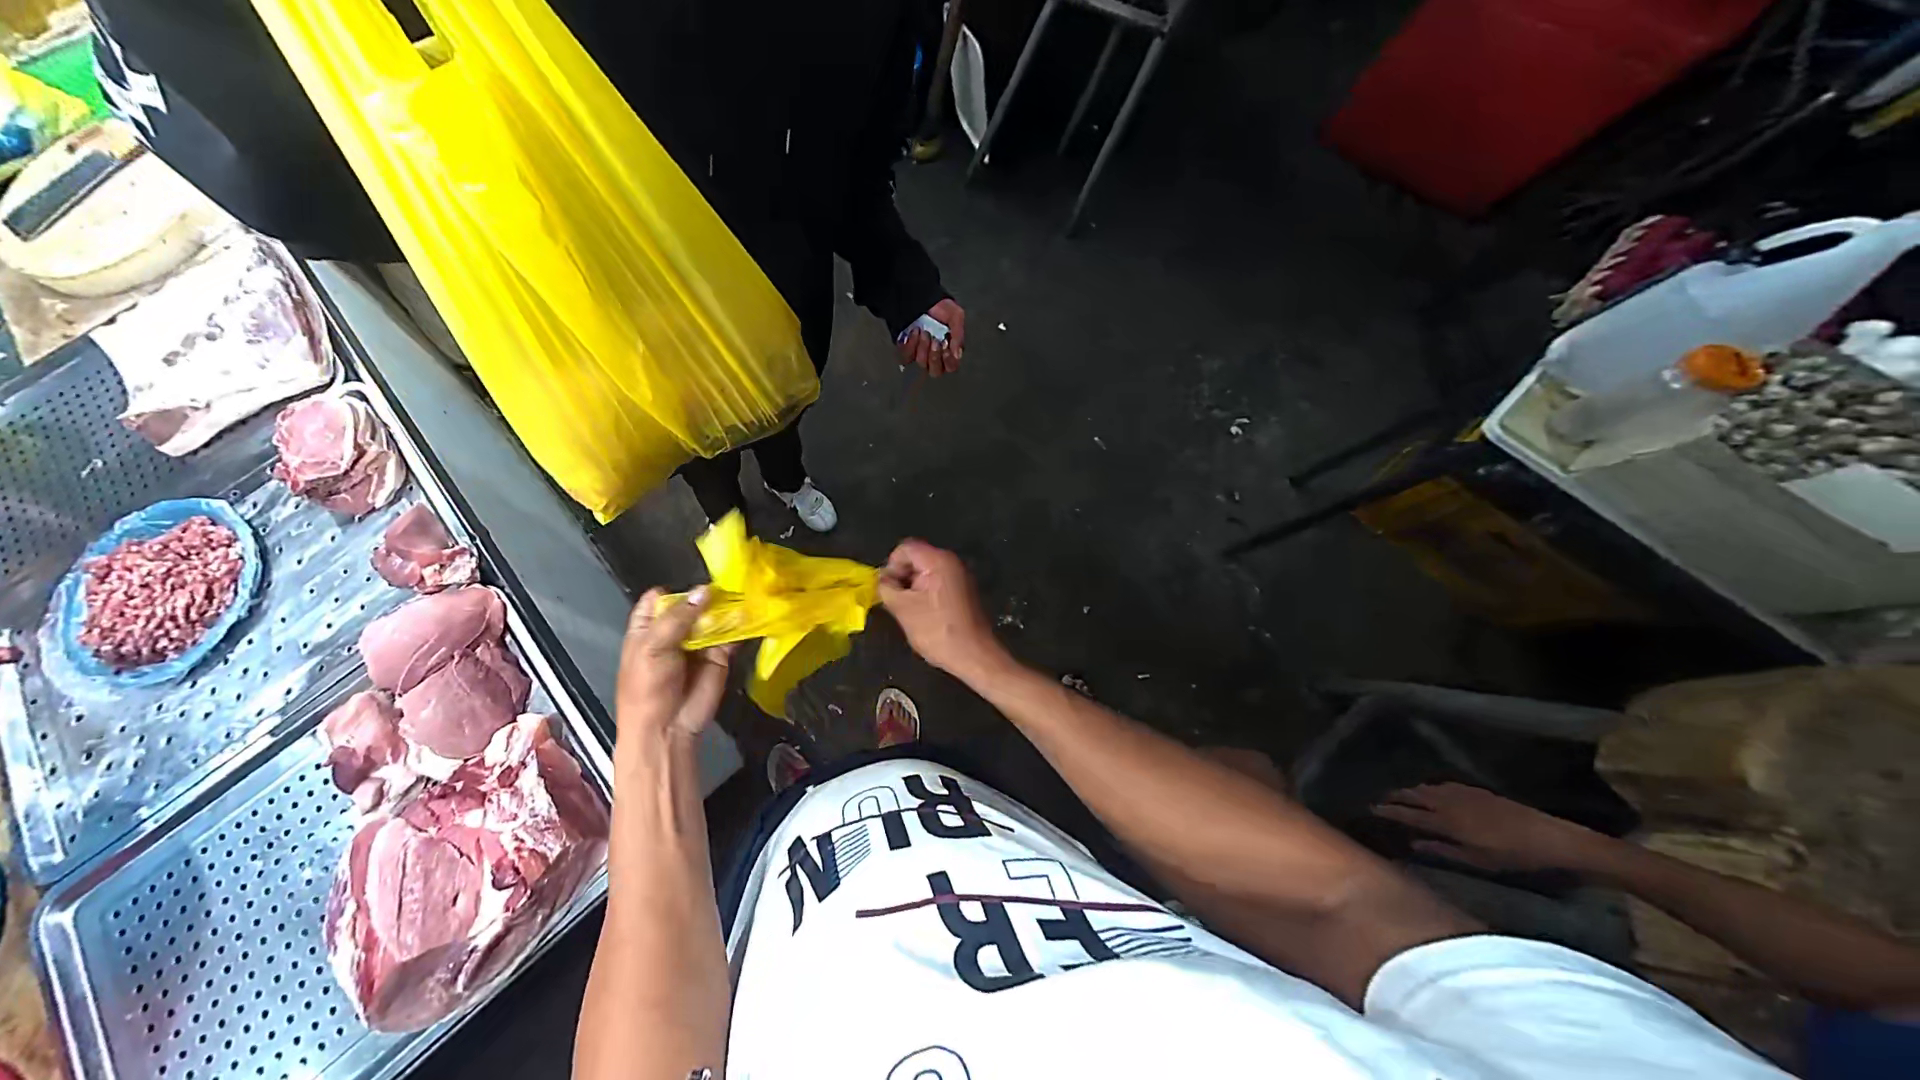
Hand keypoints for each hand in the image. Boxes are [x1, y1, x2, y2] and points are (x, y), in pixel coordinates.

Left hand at [615, 586, 731, 745]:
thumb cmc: (648, 688)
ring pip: (715, 617)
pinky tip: (749, 615)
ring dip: (728, 608)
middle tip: (728, 584)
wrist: (667, 729)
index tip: (695, 585)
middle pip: (693, 604)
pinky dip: (741, 626)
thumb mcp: (653, 647)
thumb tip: (704, 591)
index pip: (661, 598)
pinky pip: (732, 636)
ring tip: (742, 595)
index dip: (677, 590)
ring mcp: (699, 643)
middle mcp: (674, 631)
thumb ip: (679, 617)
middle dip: (708, 596)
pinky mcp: (720, 656)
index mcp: (648, 627)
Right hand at [878, 539, 1002, 677]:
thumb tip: (882, 579)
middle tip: (895, 601)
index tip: (888, 588)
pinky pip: (937, 583)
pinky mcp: (962, 591)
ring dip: (912, 588)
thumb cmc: (937, 630)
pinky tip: (922, 615)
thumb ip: (886, 588)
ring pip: (925, 572)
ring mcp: (959, 576)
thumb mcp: (903, 608)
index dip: (891, 565)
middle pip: (916, 558)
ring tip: (908, 611)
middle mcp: (951, 562)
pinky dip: (925, 594)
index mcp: (938, 560)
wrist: (973, 654)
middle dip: (901, 577)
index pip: (905, 548)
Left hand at [896, 298, 965, 377]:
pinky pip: (907, 357)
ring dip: (923, 348)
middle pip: (935, 371)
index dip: (948, 360)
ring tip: (924, 332)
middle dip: (934, 357)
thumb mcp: (956, 317)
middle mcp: (935, 356)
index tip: (946, 345)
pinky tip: (914, 332)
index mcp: (950, 351)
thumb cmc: (941, 308)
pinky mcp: (907, 350)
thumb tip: (957, 355)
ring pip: (921, 364)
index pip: (951, 367)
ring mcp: (920, 354)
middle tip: (935, 340)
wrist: (922, 296)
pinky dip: (910, 345)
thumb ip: (959, 336)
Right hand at [1373, 783, 1614, 873]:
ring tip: (1401, 793)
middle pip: (1414, 796)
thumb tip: (1414, 843)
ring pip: (1428, 788)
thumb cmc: (1514, 856)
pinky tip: (1432, 789)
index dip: (1390, 811)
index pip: (1410, 814)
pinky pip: (1444, 784)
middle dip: (1396, 797)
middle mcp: (1449, 803)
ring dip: (1411, 790)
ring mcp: (1463, 794)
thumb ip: (1443, 851)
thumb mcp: (1477, 861)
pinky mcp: (1476, 790)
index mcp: (1447, 822)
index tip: (1372, 808)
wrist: (1550, 837)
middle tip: (1381, 799)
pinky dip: (1431, 786)